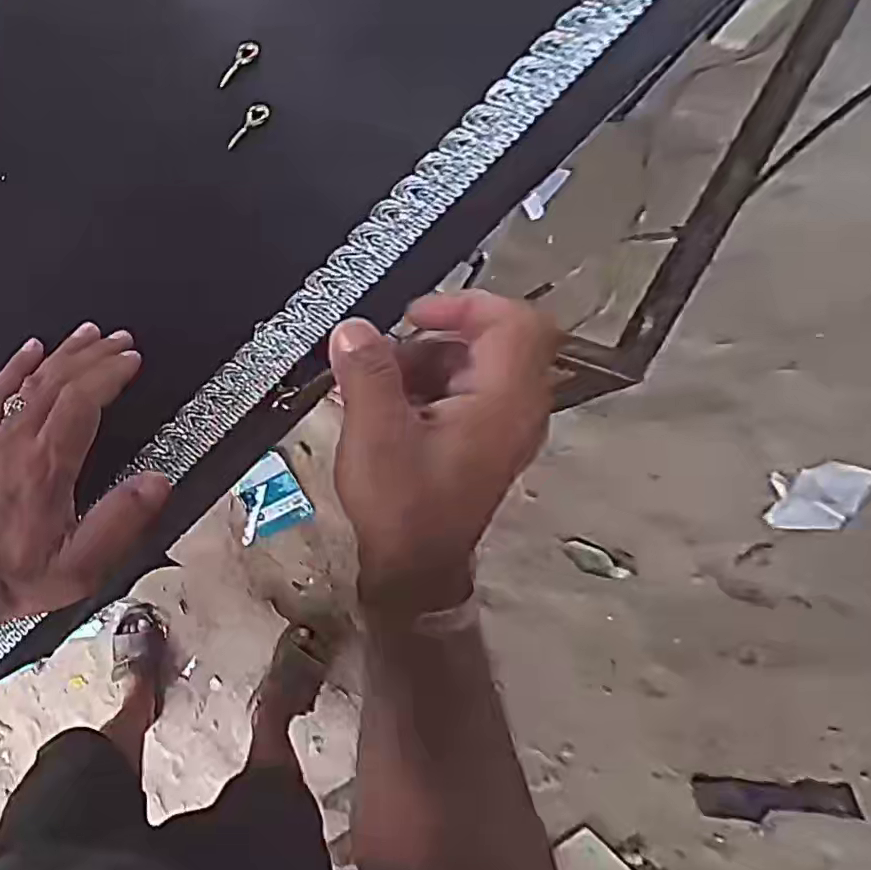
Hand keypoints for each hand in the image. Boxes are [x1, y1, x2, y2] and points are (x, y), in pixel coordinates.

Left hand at [0, 323, 171, 624]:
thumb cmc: (15, 575)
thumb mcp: (79, 567)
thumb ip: (119, 523)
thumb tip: (155, 484)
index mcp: (44, 468)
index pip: (80, 400)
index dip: (109, 374)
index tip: (131, 360)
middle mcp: (16, 446)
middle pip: (57, 381)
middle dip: (93, 355)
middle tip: (120, 341)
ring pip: (30, 382)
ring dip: (62, 355)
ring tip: (88, 335)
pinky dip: (15, 369)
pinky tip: (29, 351)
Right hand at [328, 290, 558, 615]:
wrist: (412, 564)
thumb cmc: (400, 501)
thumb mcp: (374, 433)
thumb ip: (367, 375)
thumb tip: (354, 328)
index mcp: (503, 399)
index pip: (511, 322)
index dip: (462, 305)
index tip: (410, 314)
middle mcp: (515, 409)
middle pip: (487, 346)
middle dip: (427, 343)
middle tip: (377, 360)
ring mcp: (499, 430)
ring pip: (469, 373)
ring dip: (418, 369)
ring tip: (367, 391)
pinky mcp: (478, 447)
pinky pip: (459, 400)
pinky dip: (421, 394)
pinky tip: (379, 412)